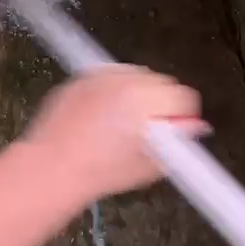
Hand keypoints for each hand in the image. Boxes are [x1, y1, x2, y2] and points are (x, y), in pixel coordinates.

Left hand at [21, 66, 204, 204]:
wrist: (51, 166)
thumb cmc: (97, 171)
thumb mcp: (149, 165)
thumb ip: (177, 143)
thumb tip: (193, 128)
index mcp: (144, 99)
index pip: (182, 95)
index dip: (182, 115)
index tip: (175, 129)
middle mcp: (121, 80)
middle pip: (158, 80)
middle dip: (159, 102)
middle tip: (149, 128)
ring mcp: (96, 76)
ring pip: (133, 74)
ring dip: (136, 92)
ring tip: (124, 122)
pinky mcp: (78, 78)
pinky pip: (106, 77)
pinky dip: (110, 89)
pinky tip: (104, 114)